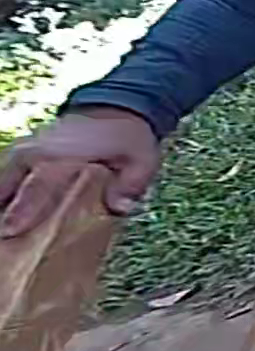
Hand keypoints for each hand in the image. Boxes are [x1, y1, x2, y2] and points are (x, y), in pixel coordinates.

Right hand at [0, 106, 160, 236]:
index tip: (11, 232)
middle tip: (3, 237)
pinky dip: (1, 197)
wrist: (112, 113)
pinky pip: (0, 181)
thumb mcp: (142, 160)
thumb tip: (120, 210)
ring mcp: (15, 156)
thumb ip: (132, 184)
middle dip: (1, 214)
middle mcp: (28, 157)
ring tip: (4, 232)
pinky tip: (6, 217)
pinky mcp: (12, 159)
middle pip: (3, 190)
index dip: (23, 212)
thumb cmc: (128, 140)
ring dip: (0, 207)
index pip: (38, 189)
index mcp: (59, 159)